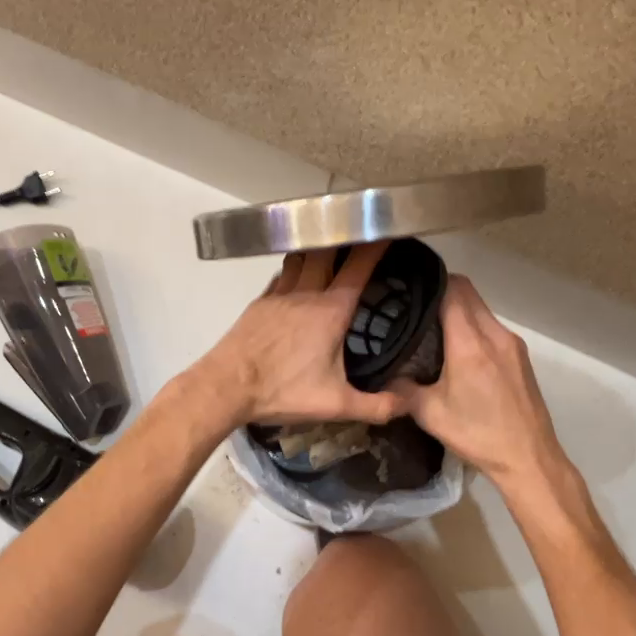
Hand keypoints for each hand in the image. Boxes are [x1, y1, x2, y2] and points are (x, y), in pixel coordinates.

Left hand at [193, 243, 407, 424]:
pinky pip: (280, 276)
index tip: (389, 229)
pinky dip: (293, 268)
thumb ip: (376, 406)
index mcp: (330, 312)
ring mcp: (278, 295)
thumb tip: (409, 403)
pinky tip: (296, 276)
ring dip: (317, 248)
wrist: (227, 386)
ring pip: (301, 258)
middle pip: (326, 251)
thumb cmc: (283, 391)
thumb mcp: (336, 405)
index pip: (358, 268)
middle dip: (344, 235)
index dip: (376, 246)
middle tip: (359, 230)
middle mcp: (305, 294)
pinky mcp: (259, 304)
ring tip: (330, 246)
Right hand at [390, 276, 571, 491]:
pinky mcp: (520, 356)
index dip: (429, 284)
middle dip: (441, 294)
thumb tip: (384, 374)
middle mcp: (495, 335)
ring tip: (431, 330)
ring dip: (458, 311)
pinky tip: (456, 351)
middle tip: (413, 309)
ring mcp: (512, 344)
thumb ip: (402, 388)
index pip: (453, 291)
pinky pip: (492, 328)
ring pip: (481, 310)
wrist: (527, 457)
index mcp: (470, 344)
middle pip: (468, 294)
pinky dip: (473, 328)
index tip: (407, 290)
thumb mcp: (429, 413)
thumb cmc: (477, 435)